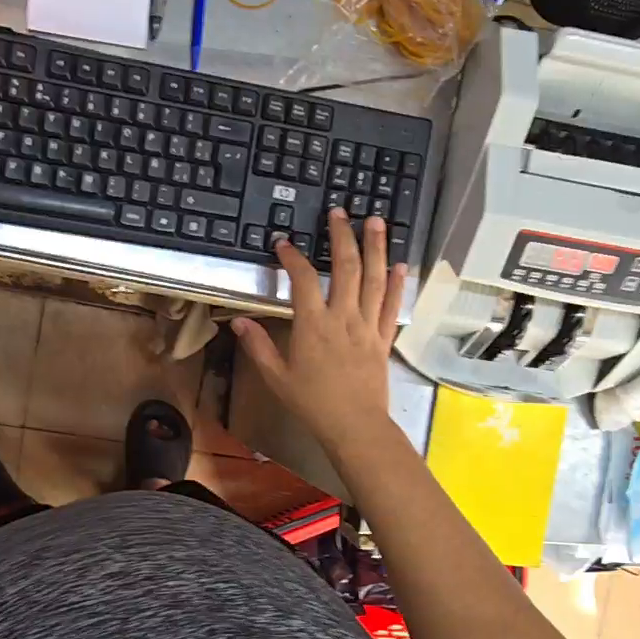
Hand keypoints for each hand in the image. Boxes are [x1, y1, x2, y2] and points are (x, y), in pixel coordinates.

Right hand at [231, 210, 406, 452]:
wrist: (355, 426)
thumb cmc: (312, 404)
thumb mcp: (277, 377)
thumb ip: (258, 347)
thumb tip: (239, 322)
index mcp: (313, 325)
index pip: (304, 280)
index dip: (293, 257)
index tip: (284, 243)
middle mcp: (343, 318)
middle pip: (346, 268)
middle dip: (342, 236)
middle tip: (340, 212)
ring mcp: (368, 327)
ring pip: (374, 279)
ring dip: (376, 248)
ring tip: (375, 221)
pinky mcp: (384, 339)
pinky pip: (392, 307)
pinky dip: (397, 284)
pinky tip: (400, 264)